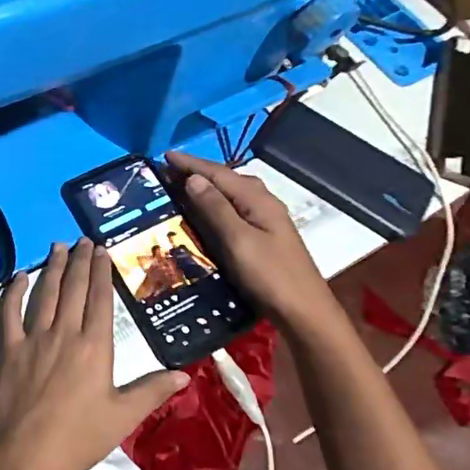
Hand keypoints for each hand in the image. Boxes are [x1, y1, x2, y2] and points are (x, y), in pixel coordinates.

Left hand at [0, 240, 189, 469]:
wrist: (28, 458)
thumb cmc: (80, 438)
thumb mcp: (124, 416)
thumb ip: (153, 390)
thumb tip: (186, 374)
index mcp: (96, 346)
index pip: (101, 298)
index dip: (102, 271)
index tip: (101, 250)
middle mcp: (66, 333)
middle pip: (74, 288)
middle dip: (79, 261)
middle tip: (82, 239)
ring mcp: (34, 339)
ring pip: (45, 294)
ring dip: (52, 267)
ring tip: (57, 246)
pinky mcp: (9, 350)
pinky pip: (8, 313)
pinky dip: (13, 292)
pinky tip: (19, 276)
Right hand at [166, 151, 335, 323]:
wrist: (304, 313)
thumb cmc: (270, 276)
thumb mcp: (238, 241)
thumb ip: (216, 208)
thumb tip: (194, 178)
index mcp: (258, 200)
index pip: (219, 173)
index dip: (192, 164)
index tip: (165, 156)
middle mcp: (264, 204)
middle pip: (228, 180)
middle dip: (198, 173)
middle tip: (168, 173)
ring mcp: (267, 221)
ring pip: (233, 195)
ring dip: (208, 189)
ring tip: (182, 190)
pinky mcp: (266, 238)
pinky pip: (236, 211)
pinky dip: (216, 207)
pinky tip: (206, 217)